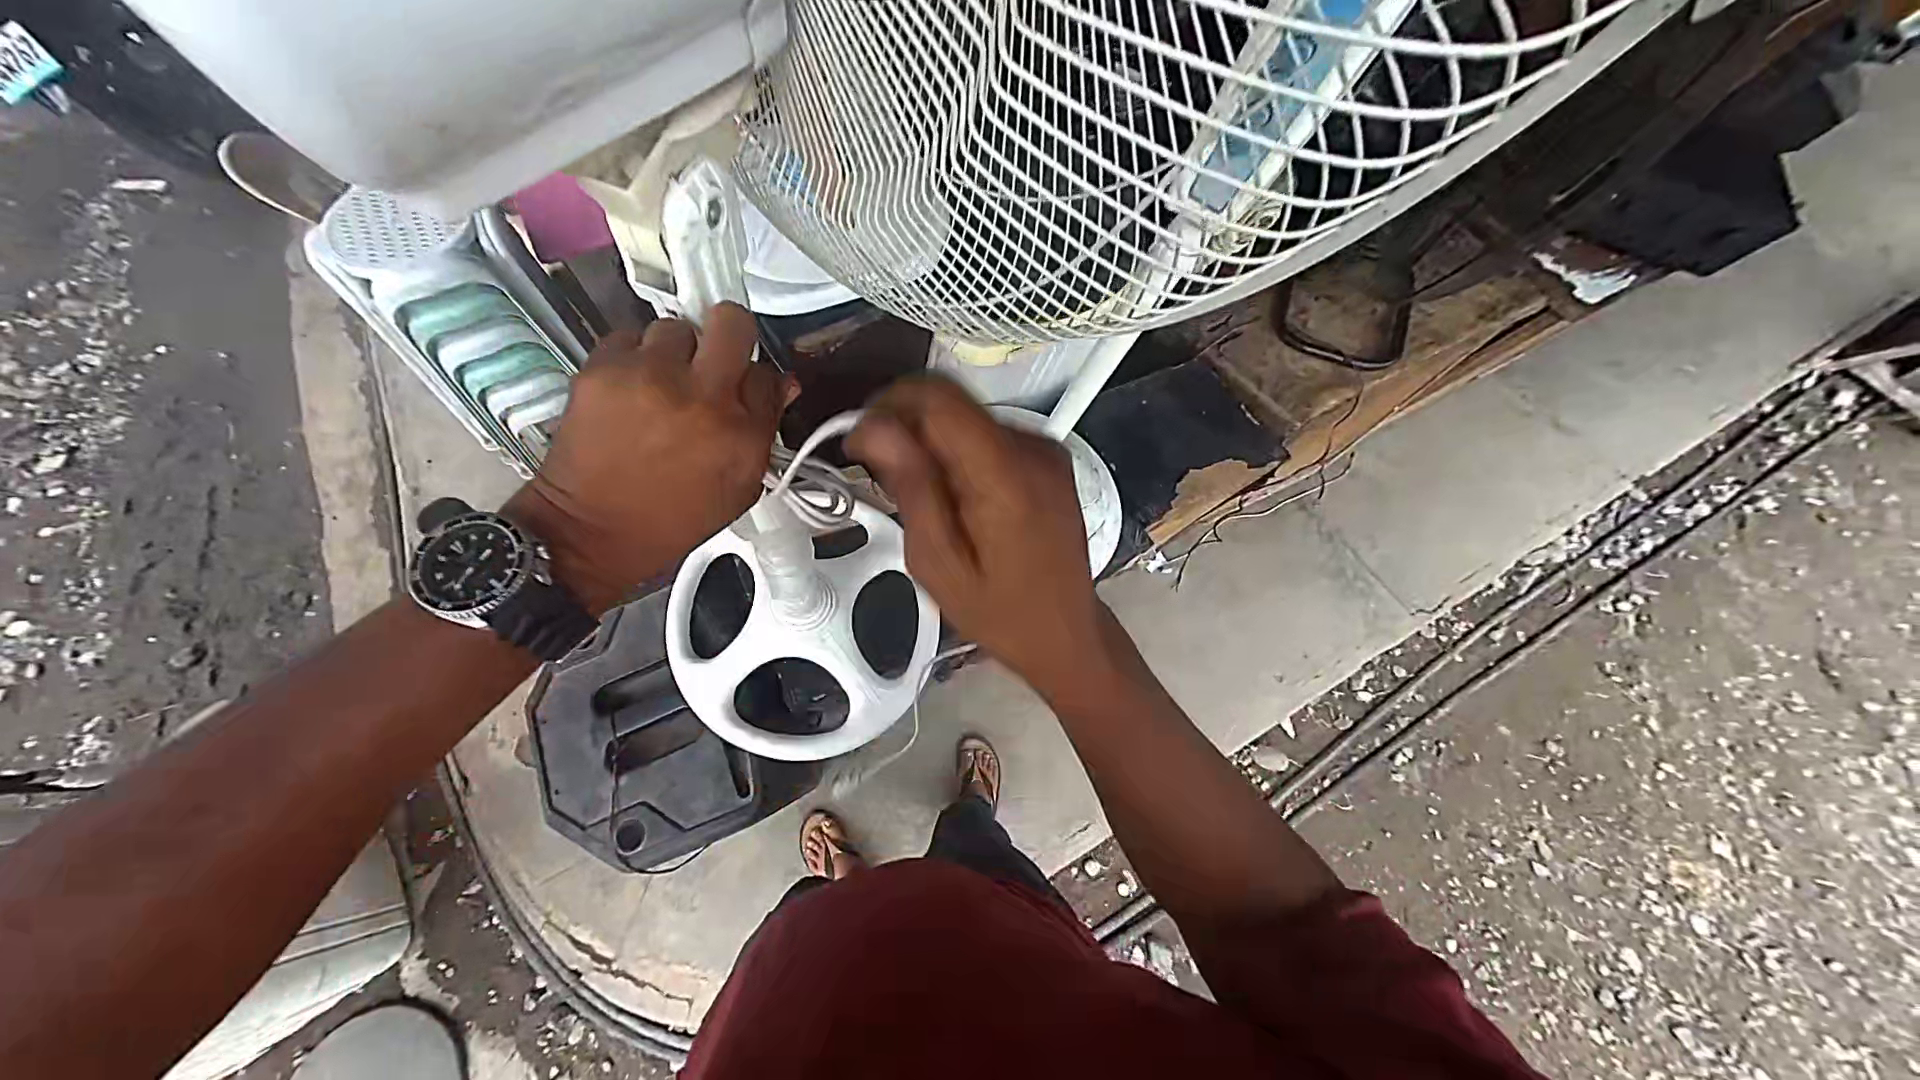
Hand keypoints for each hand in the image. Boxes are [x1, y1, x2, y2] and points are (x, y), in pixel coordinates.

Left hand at [504, 303, 791, 612]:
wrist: (593, 531)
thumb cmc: (671, 518)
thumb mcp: (739, 489)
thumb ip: (764, 433)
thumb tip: (779, 388)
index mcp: (742, 434)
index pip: (769, 375)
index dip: (756, 380)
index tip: (745, 389)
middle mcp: (702, 398)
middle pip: (732, 322)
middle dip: (729, 335)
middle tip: (716, 357)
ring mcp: (649, 377)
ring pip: (677, 328)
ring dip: (677, 351)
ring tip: (665, 385)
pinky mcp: (603, 369)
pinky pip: (629, 338)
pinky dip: (635, 358)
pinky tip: (633, 391)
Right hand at [846, 378, 1105, 693]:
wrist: (1064, 631)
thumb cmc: (1002, 612)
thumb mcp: (938, 562)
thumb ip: (910, 488)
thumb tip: (874, 429)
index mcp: (1006, 477)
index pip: (938, 400)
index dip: (888, 408)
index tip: (860, 442)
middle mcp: (1033, 451)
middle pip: (951, 405)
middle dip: (906, 430)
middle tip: (885, 479)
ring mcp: (1045, 451)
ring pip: (965, 418)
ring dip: (931, 445)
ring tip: (924, 500)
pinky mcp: (1047, 458)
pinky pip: (987, 436)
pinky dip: (959, 455)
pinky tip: (953, 498)